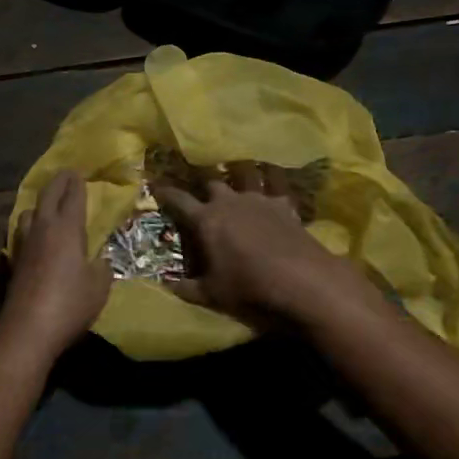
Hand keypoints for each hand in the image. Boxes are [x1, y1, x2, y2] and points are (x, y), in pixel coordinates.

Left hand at [0, 171, 112, 361]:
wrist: (28, 328)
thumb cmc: (71, 303)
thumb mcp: (100, 286)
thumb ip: (101, 267)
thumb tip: (98, 260)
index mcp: (66, 228)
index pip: (72, 196)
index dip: (77, 183)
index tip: (79, 172)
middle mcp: (42, 229)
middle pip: (46, 196)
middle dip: (57, 183)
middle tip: (65, 176)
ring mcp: (23, 245)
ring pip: (27, 213)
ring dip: (39, 206)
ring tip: (48, 207)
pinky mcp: (13, 262)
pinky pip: (20, 235)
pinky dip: (29, 229)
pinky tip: (34, 239)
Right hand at [155, 161, 377, 327]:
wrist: (304, 283)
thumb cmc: (250, 288)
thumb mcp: (211, 295)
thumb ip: (186, 288)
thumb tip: (166, 285)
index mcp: (206, 220)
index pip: (178, 200)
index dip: (164, 192)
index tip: (155, 185)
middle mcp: (229, 202)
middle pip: (211, 181)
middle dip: (202, 179)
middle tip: (197, 178)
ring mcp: (259, 200)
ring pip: (244, 172)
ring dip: (237, 168)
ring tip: (234, 163)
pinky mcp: (285, 205)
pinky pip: (278, 182)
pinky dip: (273, 174)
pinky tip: (273, 170)